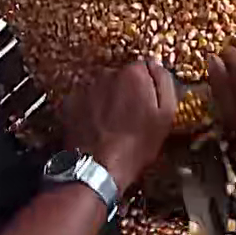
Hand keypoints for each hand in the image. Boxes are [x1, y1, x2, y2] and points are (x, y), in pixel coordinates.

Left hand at [62, 57, 178, 190]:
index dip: (148, 86)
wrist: (99, 167)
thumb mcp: (165, 115)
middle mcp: (107, 74)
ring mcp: (86, 87)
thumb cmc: (136, 145)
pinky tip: (97, 127)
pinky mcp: (70, 102)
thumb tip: (157, 67)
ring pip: (103, 88)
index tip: (147, 104)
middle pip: (122, 76)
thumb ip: (164, 83)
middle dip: (127, 92)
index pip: (144, 68)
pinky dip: (91, 109)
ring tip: (113, 125)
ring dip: (108, 100)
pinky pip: (86, 100)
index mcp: (133, 74)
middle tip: (131, 118)